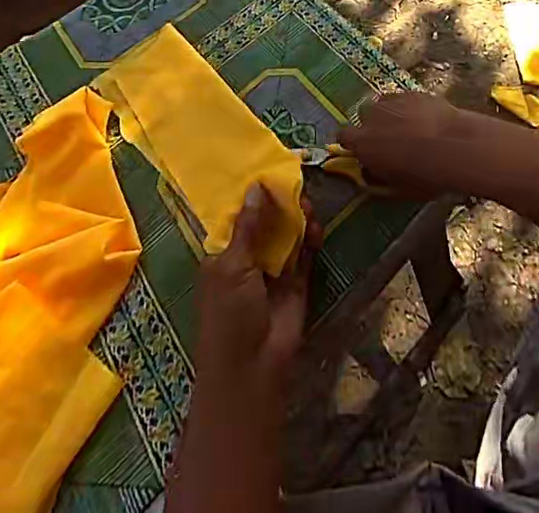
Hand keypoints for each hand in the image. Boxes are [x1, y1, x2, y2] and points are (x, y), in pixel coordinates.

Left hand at [170, 184, 310, 512]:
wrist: (252, 368)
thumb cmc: (229, 315)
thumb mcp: (232, 267)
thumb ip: (249, 227)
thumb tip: (257, 187)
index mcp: (223, 254)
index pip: (238, 217)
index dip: (252, 196)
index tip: (268, 169)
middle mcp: (248, 259)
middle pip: (266, 223)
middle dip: (280, 204)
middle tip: (295, 184)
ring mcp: (273, 271)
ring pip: (287, 235)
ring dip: (298, 220)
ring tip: (308, 206)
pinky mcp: (297, 282)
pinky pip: (305, 254)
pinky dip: (311, 239)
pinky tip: (316, 227)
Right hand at [338, 92, 501, 197]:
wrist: (456, 147)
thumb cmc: (425, 175)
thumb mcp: (398, 188)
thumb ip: (379, 178)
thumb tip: (372, 173)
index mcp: (362, 142)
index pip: (344, 136)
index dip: (353, 143)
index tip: (364, 150)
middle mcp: (372, 116)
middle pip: (364, 116)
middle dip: (373, 125)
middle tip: (391, 139)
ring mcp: (393, 100)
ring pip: (383, 103)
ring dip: (390, 114)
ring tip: (409, 127)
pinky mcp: (414, 92)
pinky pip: (404, 98)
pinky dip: (410, 107)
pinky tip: (426, 118)